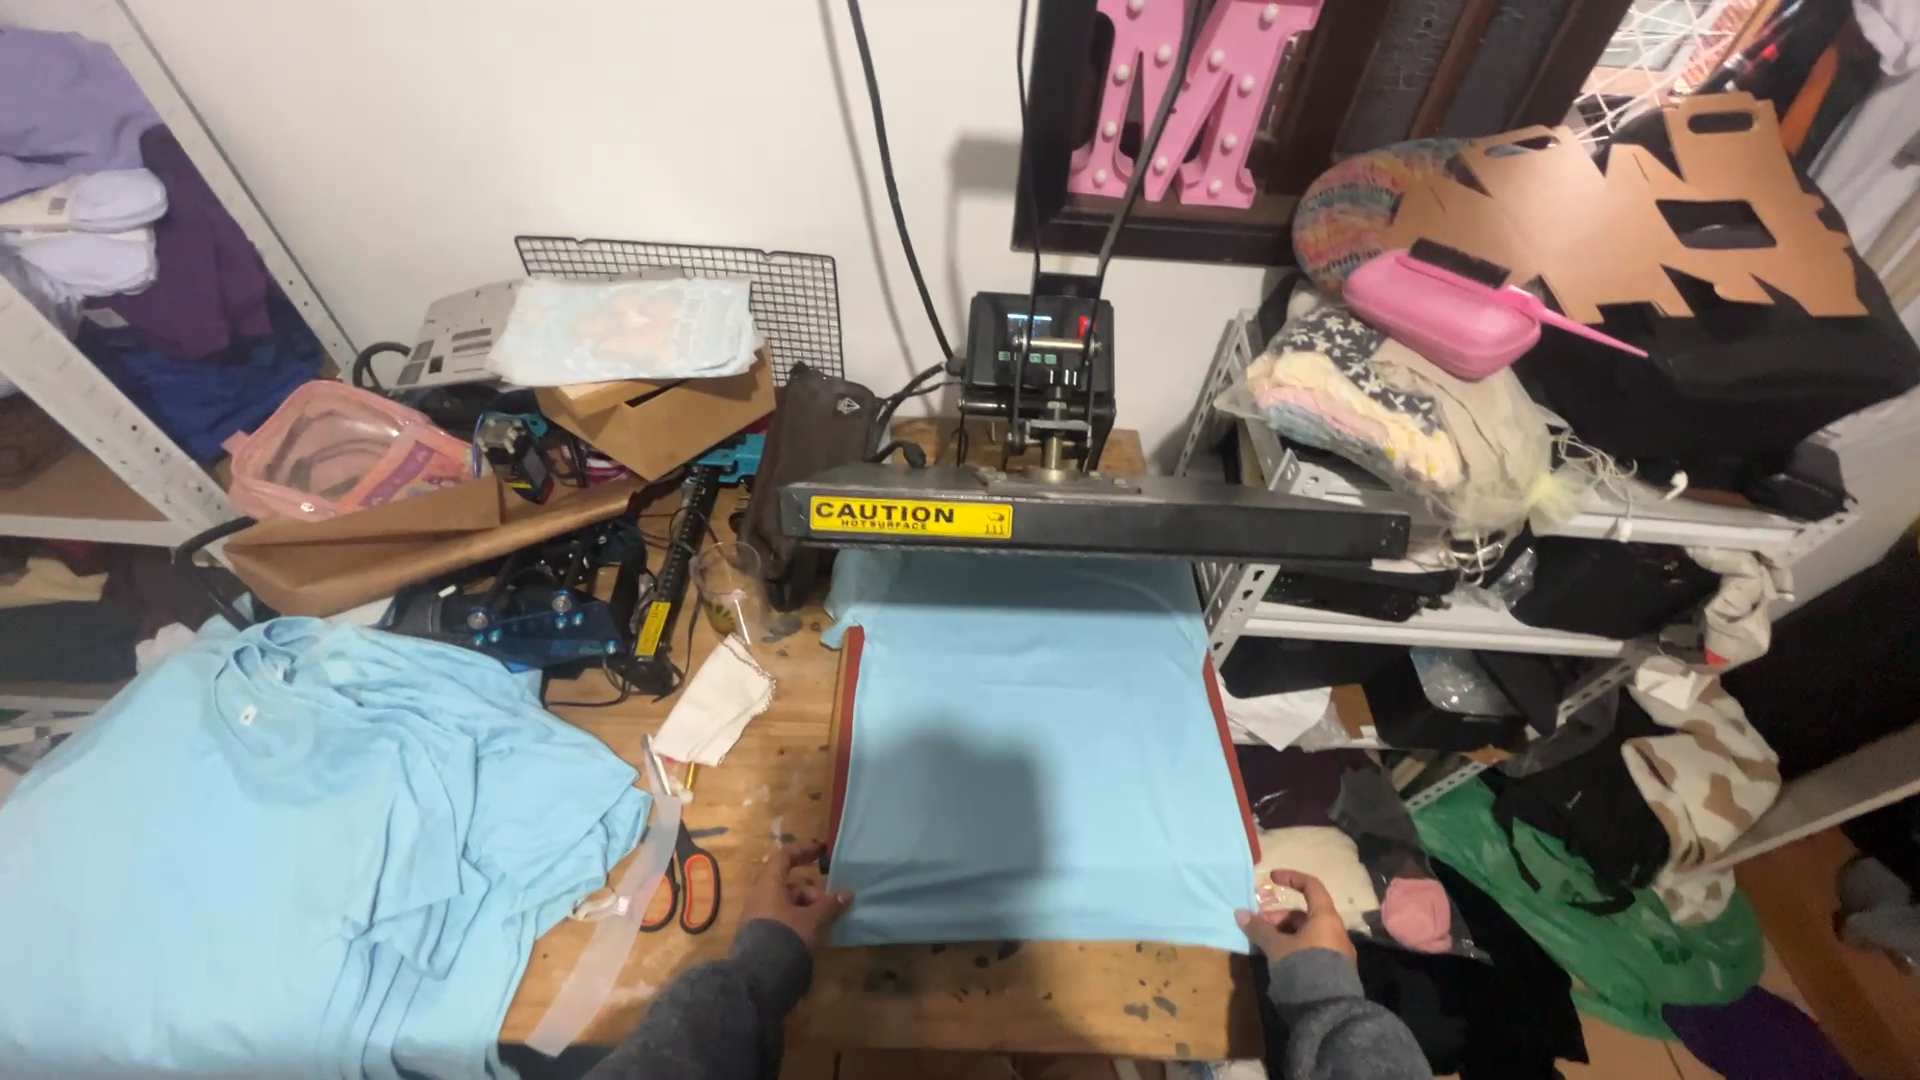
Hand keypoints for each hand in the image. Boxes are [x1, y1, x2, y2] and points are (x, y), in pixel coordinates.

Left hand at [741, 841, 853, 948]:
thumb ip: (830, 905)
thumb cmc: (785, 937)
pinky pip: (781, 918)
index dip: (804, 850)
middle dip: (812, 891)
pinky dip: (798, 920)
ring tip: (823, 922)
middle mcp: (759, 896)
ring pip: (786, 903)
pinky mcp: (759, 935)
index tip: (822, 852)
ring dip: (807, 908)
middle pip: (789, 883)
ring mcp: (757, 916)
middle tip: (829, 904)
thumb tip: (848, 893)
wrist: (757, 979)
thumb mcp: (812, 919)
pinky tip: (812, 934)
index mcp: (769, 884)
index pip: (785, 856)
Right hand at [1236, 869, 1356, 965]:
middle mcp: (1335, 931)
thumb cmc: (1304, 967)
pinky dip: (1293, 947)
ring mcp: (1337, 952)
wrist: (1330, 1013)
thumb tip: (1240, 913)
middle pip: (1304, 914)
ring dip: (1283, 933)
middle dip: (1278, 917)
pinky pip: (1311, 949)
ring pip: (1306, 933)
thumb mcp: (1276, 945)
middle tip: (1258, 926)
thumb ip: (1259, 928)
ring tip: (1264, 945)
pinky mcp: (1334, 970)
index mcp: (1325, 918)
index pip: (1311, 886)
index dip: (1291, 878)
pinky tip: (1278, 959)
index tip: (1272, 879)